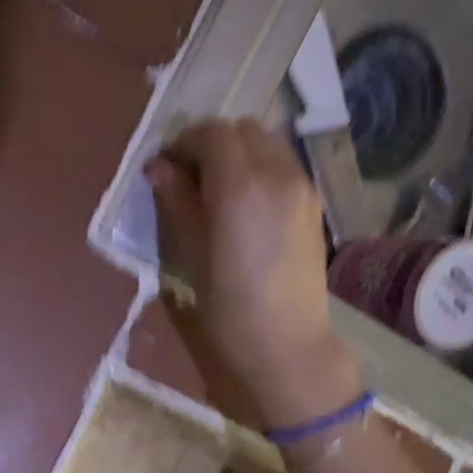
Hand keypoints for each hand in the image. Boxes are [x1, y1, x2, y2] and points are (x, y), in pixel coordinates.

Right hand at [147, 118, 360, 427]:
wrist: (286, 343)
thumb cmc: (228, 308)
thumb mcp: (191, 254)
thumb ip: (177, 202)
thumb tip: (160, 168)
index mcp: (241, 186)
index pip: (212, 134)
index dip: (183, 143)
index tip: (163, 167)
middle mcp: (277, 173)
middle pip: (242, 130)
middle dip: (211, 143)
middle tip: (186, 176)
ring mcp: (301, 186)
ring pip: (266, 143)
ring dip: (237, 153)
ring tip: (213, 189)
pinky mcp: (313, 203)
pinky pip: (282, 165)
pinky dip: (257, 168)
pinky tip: (241, 205)